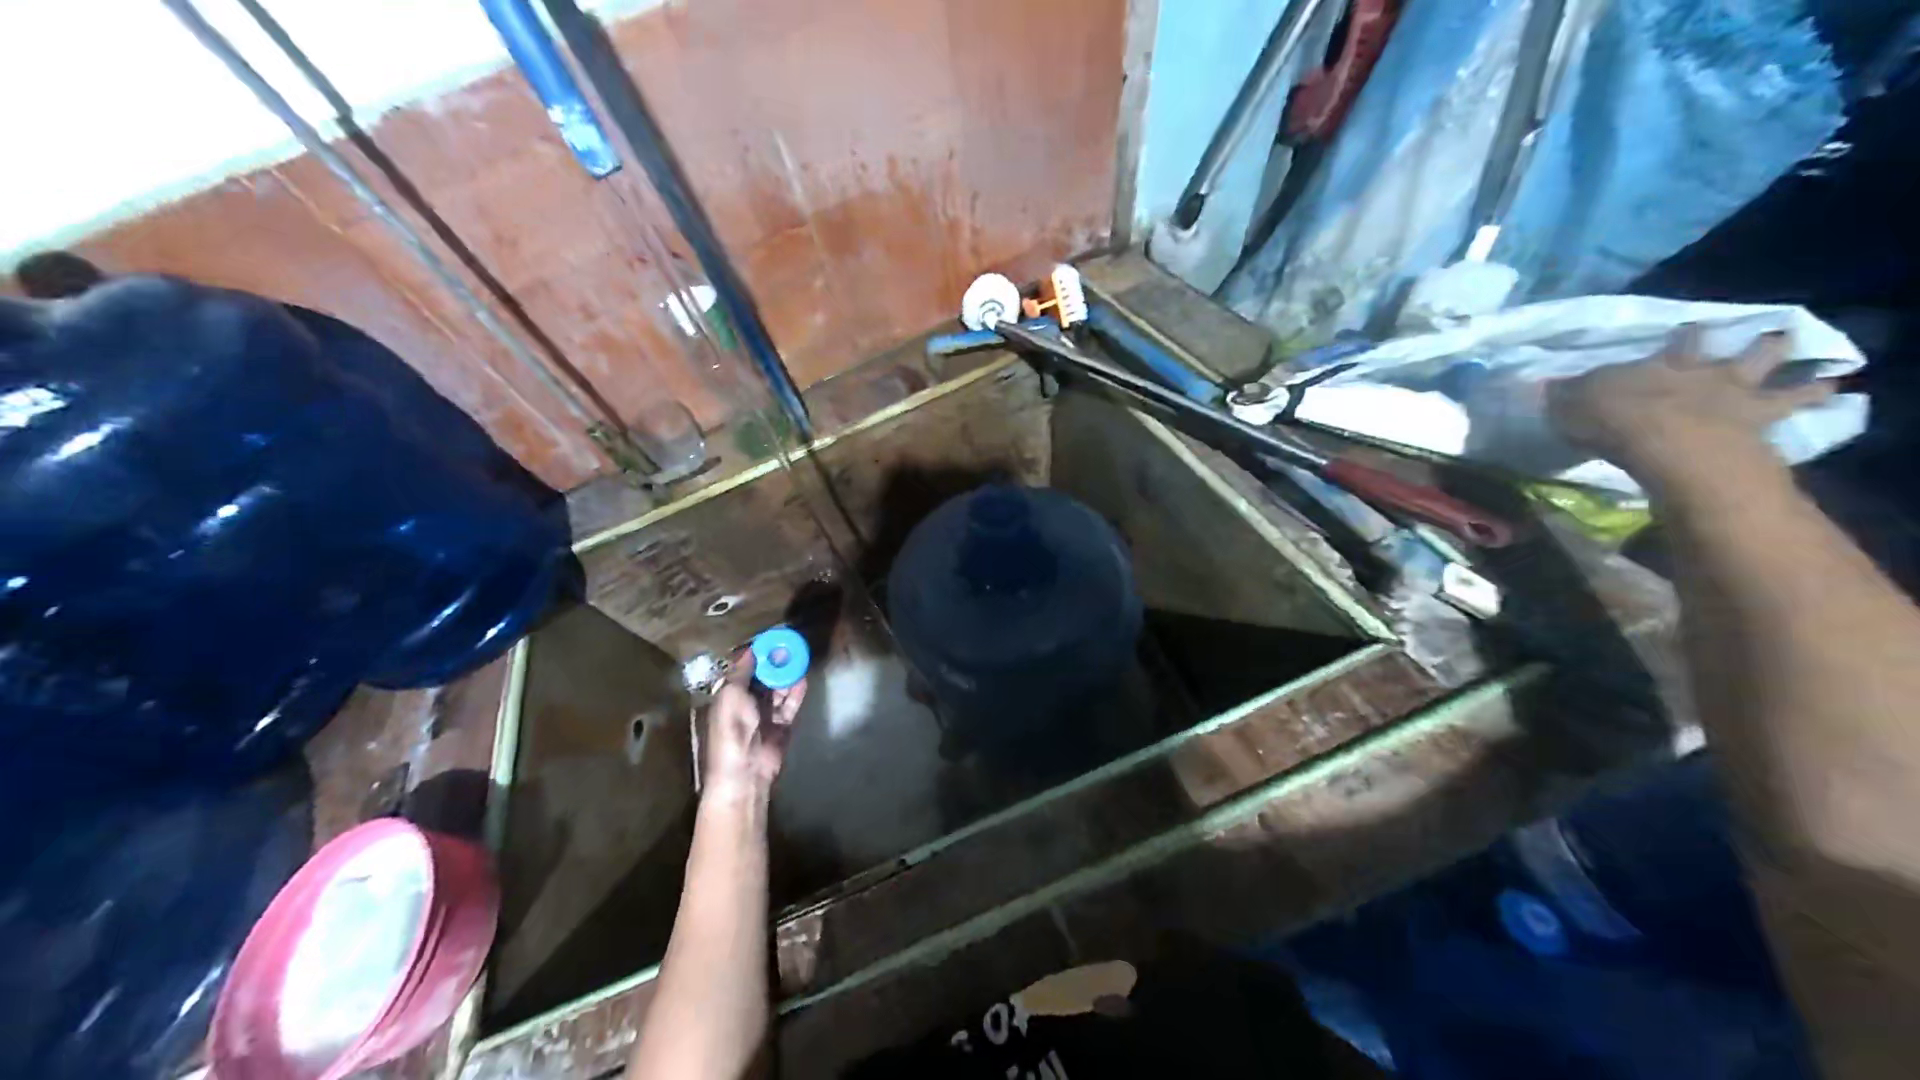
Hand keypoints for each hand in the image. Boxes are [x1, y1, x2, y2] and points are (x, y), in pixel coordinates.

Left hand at [700, 649, 805, 805]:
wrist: (745, 770)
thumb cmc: (732, 729)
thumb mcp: (730, 695)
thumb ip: (741, 672)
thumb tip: (751, 650)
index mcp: (728, 695)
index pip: (744, 669)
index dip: (757, 654)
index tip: (772, 639)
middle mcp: (746, 703)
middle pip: (764, 677)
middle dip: (776, 662)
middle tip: (790, 646)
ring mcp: (765, 714)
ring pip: (779, 689)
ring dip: (787, 675)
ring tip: (799, 658)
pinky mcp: (782, 724)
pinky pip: (791, 703)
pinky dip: (796, 691)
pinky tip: (803, 678)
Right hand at [1548, 325, 1835, 477]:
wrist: (1667, 441)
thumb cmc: (1614, 420)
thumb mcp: (1570, 406)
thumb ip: (1558, 395)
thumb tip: (1528, 384)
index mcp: (1662, 366)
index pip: (1676, 344)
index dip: (1684, 337)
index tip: (1691, 328)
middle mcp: (1706, 371)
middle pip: (1738, 351)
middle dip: (1756, 344)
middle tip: (1772, 334)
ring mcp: (1740, 392)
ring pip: (1775, 369)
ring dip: (1792, 366)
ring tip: (1815, 368)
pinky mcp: (1763, 416)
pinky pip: (1796, 402)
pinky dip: (1813, 395)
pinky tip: (1829, 393)